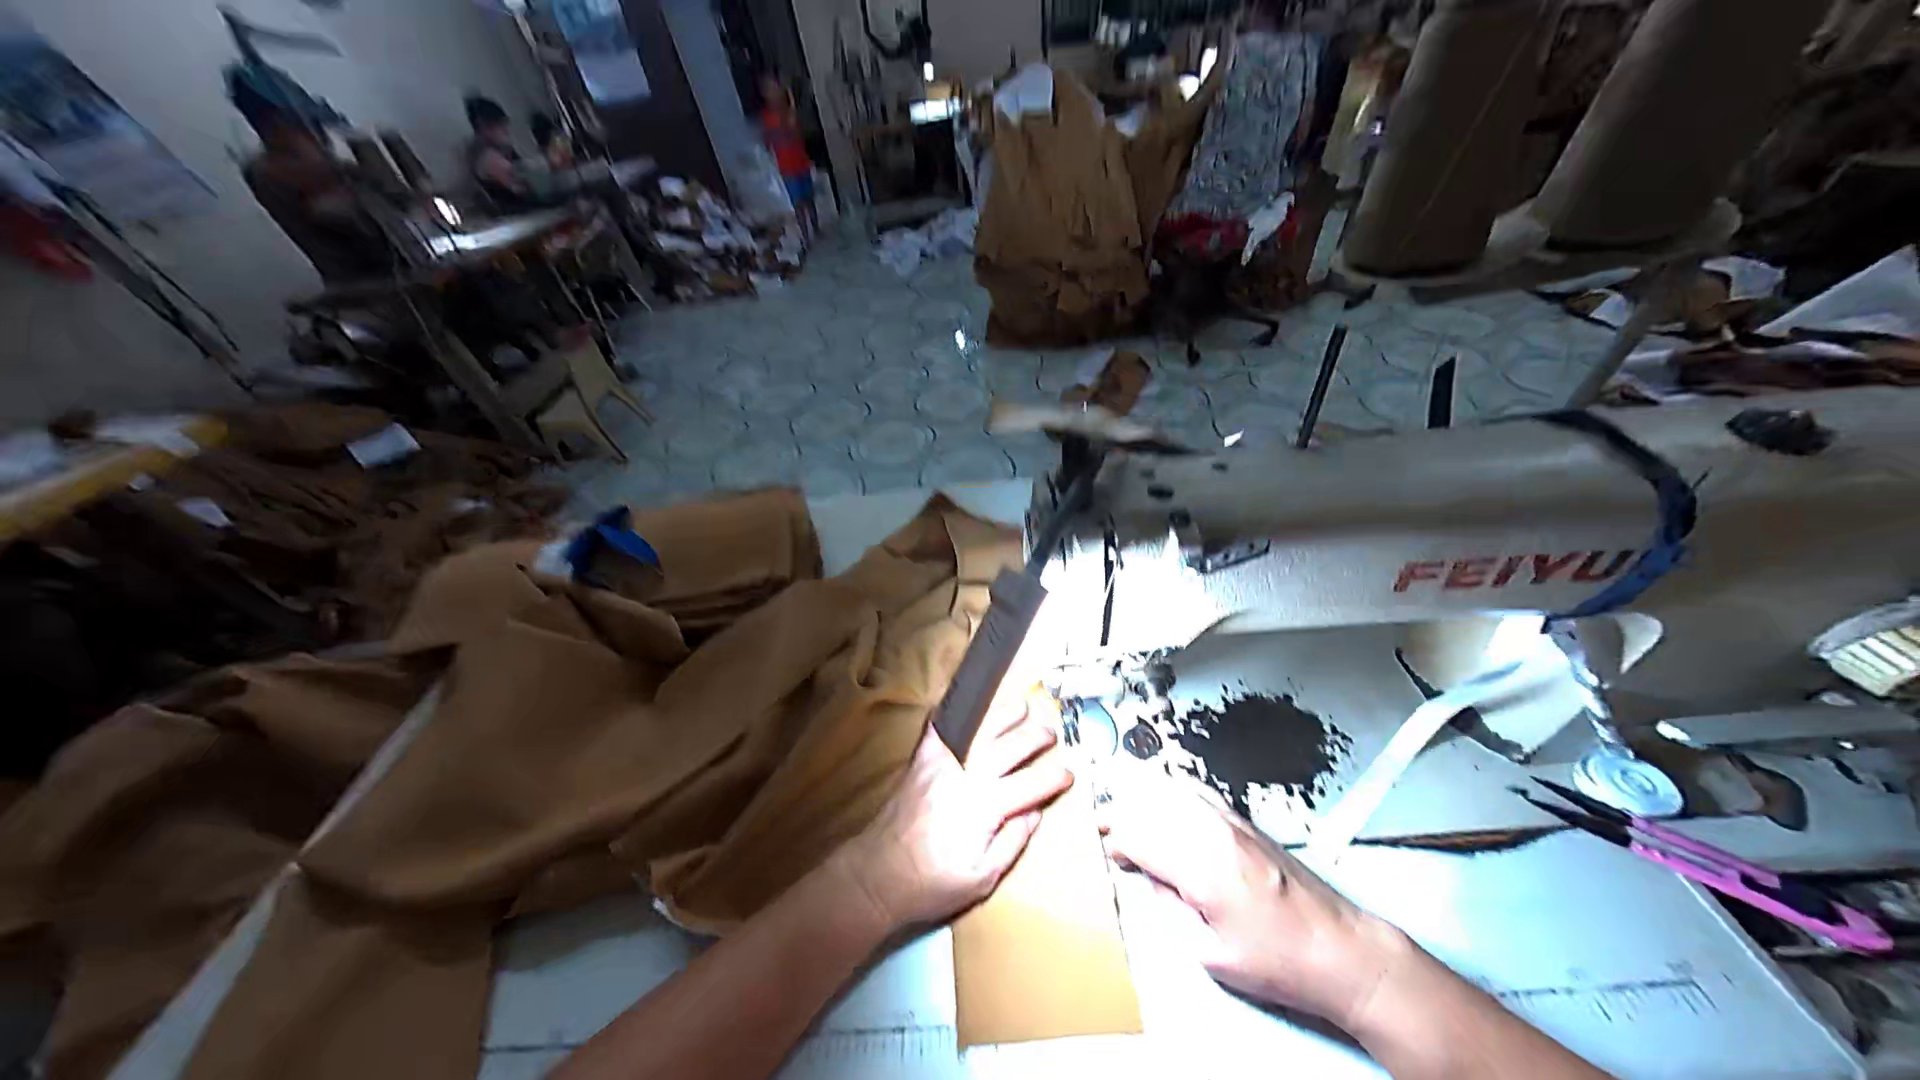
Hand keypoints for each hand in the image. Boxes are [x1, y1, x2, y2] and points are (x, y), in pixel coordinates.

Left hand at [830, 707, 1073, 931]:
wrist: (877, 874)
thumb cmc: (931, 884)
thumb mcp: (982, 879)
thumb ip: (1012, 842)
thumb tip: (1034, 812)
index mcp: (986, 808)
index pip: (1032, 783)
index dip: (1056, 777)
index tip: (1069, 773)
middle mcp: (967, 776)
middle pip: (1011, 745)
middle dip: (1037, 736)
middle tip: (1051, 732)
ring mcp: (942, 763)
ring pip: (981, 728)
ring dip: (1005, 715)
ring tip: (1023, 707)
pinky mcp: (921, 760)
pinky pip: (940, 727)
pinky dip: (953, 713)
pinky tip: (966, 704)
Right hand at [1097, 772, 1412, 1030]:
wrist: (1340, 948)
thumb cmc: (1277, 961)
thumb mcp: (1210, 952)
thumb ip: (1171, 905)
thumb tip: (1151, 876)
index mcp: (1200, 868)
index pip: (1139, 836)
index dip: (1116, 841)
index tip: (1110, 852)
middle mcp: (1213, 834)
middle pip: (1150, 804)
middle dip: (1121, 811)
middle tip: (1104, 822)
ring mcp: (1230, 821)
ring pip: (1172, 789)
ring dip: (1143, 794)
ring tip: (1125, 804)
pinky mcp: (1244, 820)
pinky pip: (1198, 790)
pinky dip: (1173, 788)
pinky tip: (1164, 794)